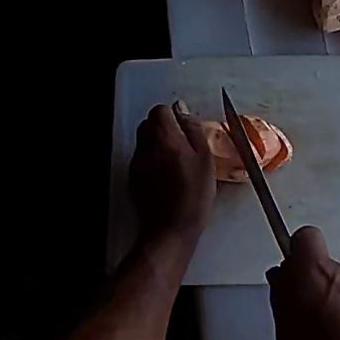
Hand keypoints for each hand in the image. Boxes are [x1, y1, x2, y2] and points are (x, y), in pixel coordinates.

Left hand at [130, 102, 214, 242]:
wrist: (171, 229)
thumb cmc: (192, 196)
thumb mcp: (205, 159)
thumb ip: (192, 129)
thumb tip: (183, 111)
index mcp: (164, 137)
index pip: (161, 110)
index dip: (175, 117)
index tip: (186, 130)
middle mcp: (146, 147)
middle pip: (149, 124)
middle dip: (165, 130)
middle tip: (184, 146)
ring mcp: (137, 163)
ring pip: (145, 142)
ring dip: (159, 146)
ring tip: (178, 164)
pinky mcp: (133, 179)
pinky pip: (142, 160)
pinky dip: (153, 163)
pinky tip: (168, 178)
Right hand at [267, 227, 339, 339]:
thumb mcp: (287, 333)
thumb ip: (282, 298)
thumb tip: (281, 283)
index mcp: (316, 272)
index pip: (305, 237)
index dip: (297, 250)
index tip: (291, 266)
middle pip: (327, 267)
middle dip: (317, 285)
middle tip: (307, 313)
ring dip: (339, 304)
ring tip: (332, 338)